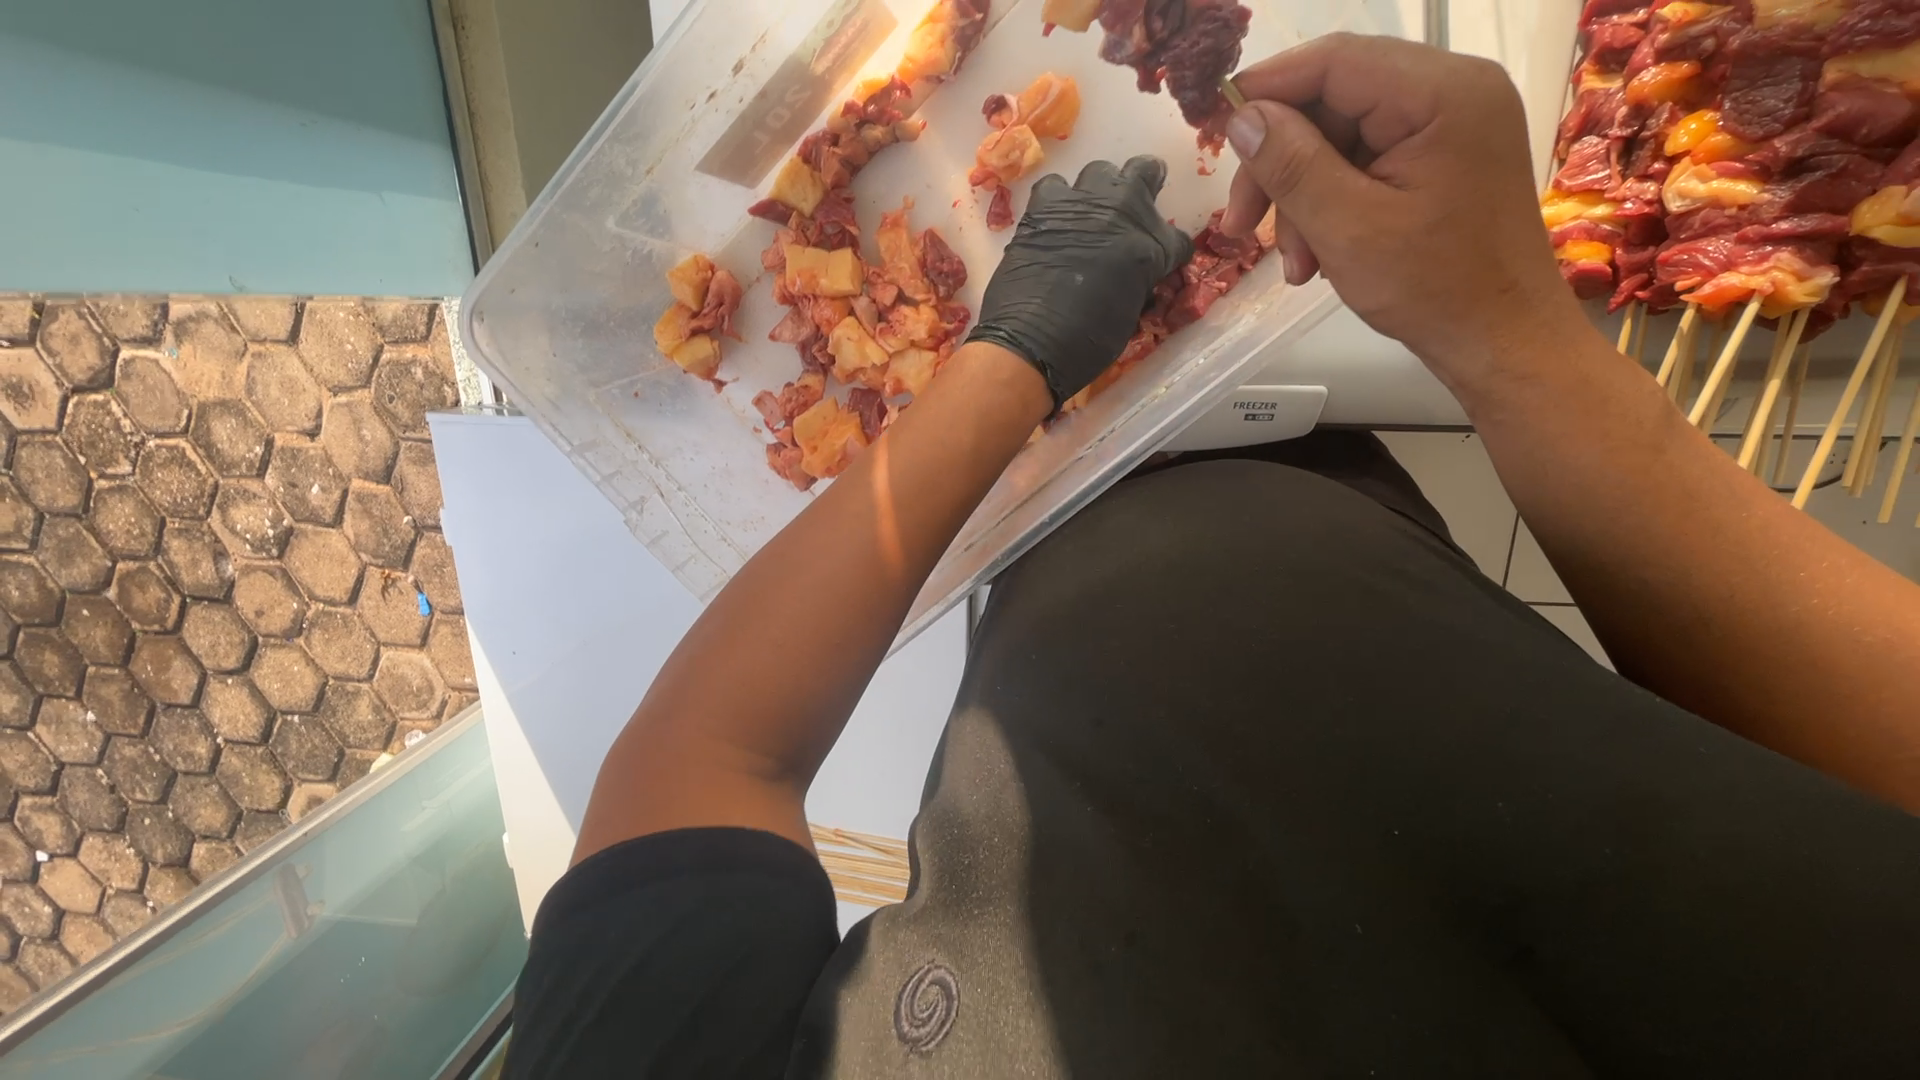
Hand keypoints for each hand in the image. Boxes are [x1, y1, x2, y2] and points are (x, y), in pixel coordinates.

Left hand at [967, 157, 1194, 408]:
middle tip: (1129, 209)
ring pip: (1099, 172)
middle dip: (1141, 185)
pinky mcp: (1043, 207)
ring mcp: (1083, 205)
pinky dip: (1056, 202)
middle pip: (1143, 173)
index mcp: (1153, 248)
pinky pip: (1055, 187)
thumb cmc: (1084, 344)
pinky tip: (1052, 222)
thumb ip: (1135, 283)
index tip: (1157, 261)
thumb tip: (1128, 277)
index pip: (1177, 239)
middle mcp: (1123, 214)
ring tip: (1087, 213)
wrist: (1030, 343)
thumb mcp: (1127, 315)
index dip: (1167, 251)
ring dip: (1098, 190)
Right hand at [1219, 35, 1583, 390]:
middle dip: (1278, 165)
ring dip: (1299, 199)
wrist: (1498, 338)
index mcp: (1442, 92)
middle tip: (1241, 225)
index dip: (1266, 88)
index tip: (1212, 128)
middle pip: (1332, 103)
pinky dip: (1327, 208)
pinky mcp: (1437, 160)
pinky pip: (1362, 166)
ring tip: (1292, 264)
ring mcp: (1446, 126)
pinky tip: (1316, 257)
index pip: (1335, 61)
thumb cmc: (1432, 286)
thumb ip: (1292, 165)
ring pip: (1339, 140)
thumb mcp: (1348, 227)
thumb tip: (1240, 118)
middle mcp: (1450, 92)